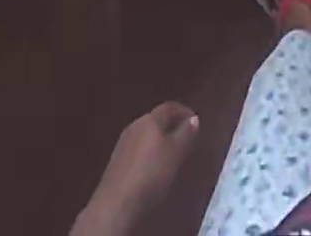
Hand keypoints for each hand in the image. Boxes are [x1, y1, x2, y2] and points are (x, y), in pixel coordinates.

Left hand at [79, 102, 200, 231]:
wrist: (116, 204)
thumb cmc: (151, 173)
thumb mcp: (175, 153)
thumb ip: (186, 133)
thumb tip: (193, 118)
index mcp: (150, 120)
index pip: (169, 107)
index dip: (183, 111)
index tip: (195, 119)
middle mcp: (135, 126)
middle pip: (156, 120)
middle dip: (171, 125)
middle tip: (184, 135)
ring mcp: (123, 143)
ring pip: (146, 135)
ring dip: (159, 139)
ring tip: (171, 152)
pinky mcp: (116, 161)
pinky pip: (137, 149)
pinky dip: (148, 152)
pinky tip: (152, 166)